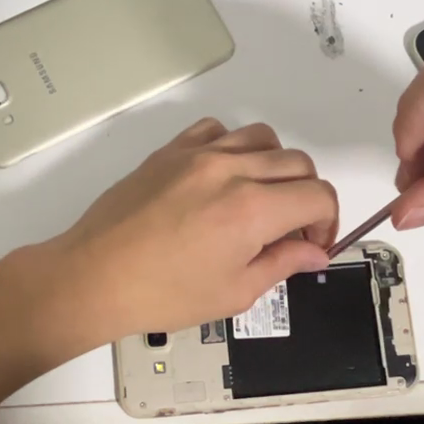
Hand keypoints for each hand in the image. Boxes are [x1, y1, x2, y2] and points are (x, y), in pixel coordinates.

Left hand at [47, 118, 338, 343]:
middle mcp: (230, 170)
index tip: (313, 243)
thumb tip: (313, 253)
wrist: (95, 278)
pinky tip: (225, 177)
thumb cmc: (160, 293)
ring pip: (263, 138)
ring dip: (276, 167)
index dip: (327, 222)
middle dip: (307, 197)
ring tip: (261, 200)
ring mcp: (198, 155)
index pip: (318, 196)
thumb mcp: (234, 292)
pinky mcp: (170, 151)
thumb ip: (282, 264)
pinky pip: (217, 129)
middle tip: (292, 230)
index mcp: (252, 209)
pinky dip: (233, 147)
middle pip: (298, 164)